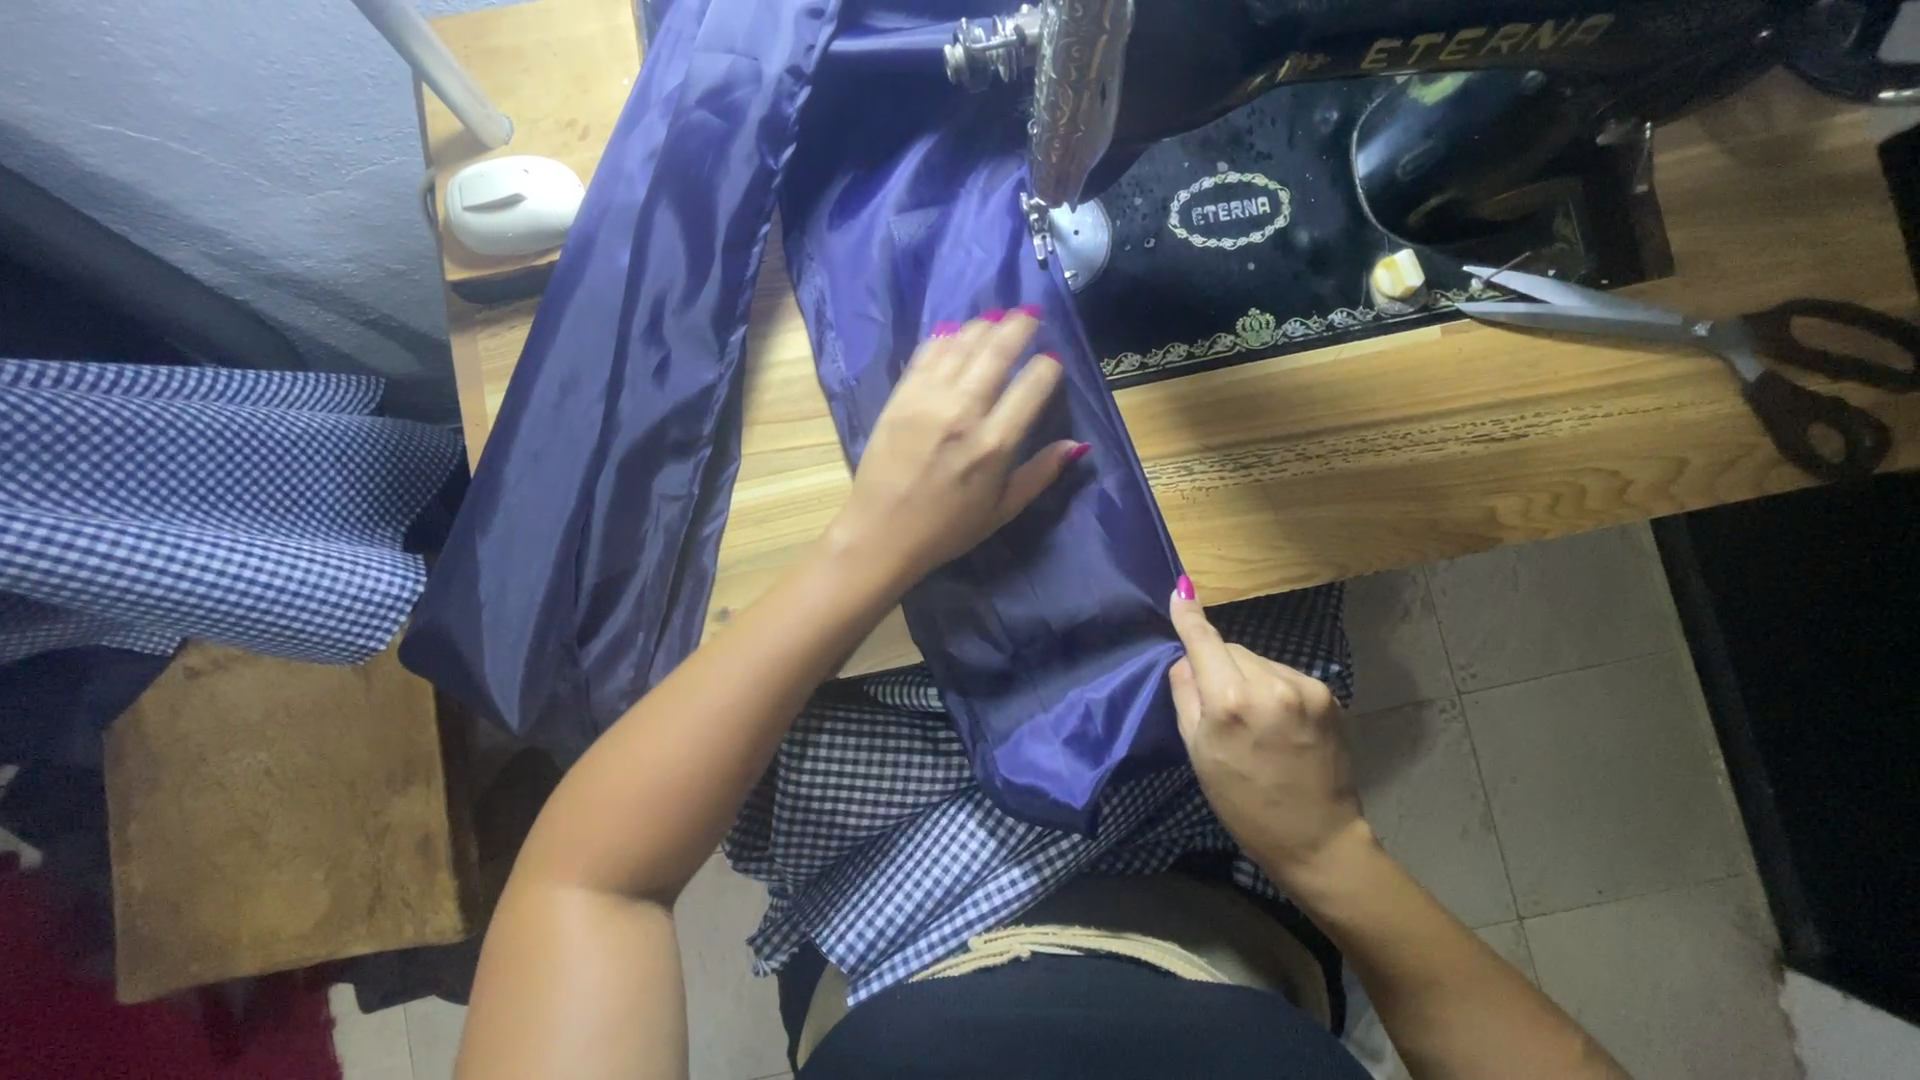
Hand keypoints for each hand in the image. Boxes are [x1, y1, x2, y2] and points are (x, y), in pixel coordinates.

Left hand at [826, 309, 1084, 586]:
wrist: (882, 533)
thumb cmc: (947, 529)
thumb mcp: (1003, 510)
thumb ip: (1041, 474)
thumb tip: (1077, 445)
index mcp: (995, 445)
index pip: (1034, 384)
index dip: (1048, 366)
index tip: (1051, 363)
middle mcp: (964, 413)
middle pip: (998, 350)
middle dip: (1019, 327)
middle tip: (1029, 316)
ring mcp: (928, 400)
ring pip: (963, 344)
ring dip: (984, 326)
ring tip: (997, 319)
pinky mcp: (900, 397)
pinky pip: (927, 354)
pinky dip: (946, 338)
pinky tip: (957, 334)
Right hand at [1168, 577, 1368, 885]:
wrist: (1317, 838)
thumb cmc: (1243, 803)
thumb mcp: (1198, 754)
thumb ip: (1186, 696)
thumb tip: (1186, 659)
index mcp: (1231, 701)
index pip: (1204, 642)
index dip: (1189, 617)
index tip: (1180, 590)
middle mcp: (1270, 684)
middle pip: (1231, 650)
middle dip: (1220, 666)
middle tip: (1219, 708)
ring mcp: (1305, 687)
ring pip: (1259, 660)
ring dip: (1249, 677)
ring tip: (1256, 722)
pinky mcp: (1327, 695)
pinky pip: (1285, 675)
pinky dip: (1274, 688)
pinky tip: (1280, 723)